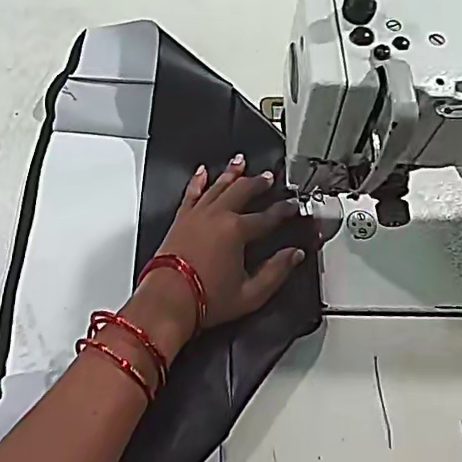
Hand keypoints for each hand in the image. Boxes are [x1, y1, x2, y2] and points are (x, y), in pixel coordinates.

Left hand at [150, 155, 306, 330]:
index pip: (267, 217)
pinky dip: (198, 180)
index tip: (291, 206)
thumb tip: (293, 256)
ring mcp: (197, 215)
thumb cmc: (204, 298)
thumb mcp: (251, 293)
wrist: (168, 299)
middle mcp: (217, 216)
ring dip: (231, 173)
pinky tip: (202, 172)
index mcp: (236, 231)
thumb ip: (276, 272)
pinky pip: (192, 192)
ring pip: (218, 185)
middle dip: (259, 182)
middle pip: (243, 191)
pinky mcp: (180, 219)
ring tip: (240, 162)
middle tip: (269, 177)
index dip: (283, 210)